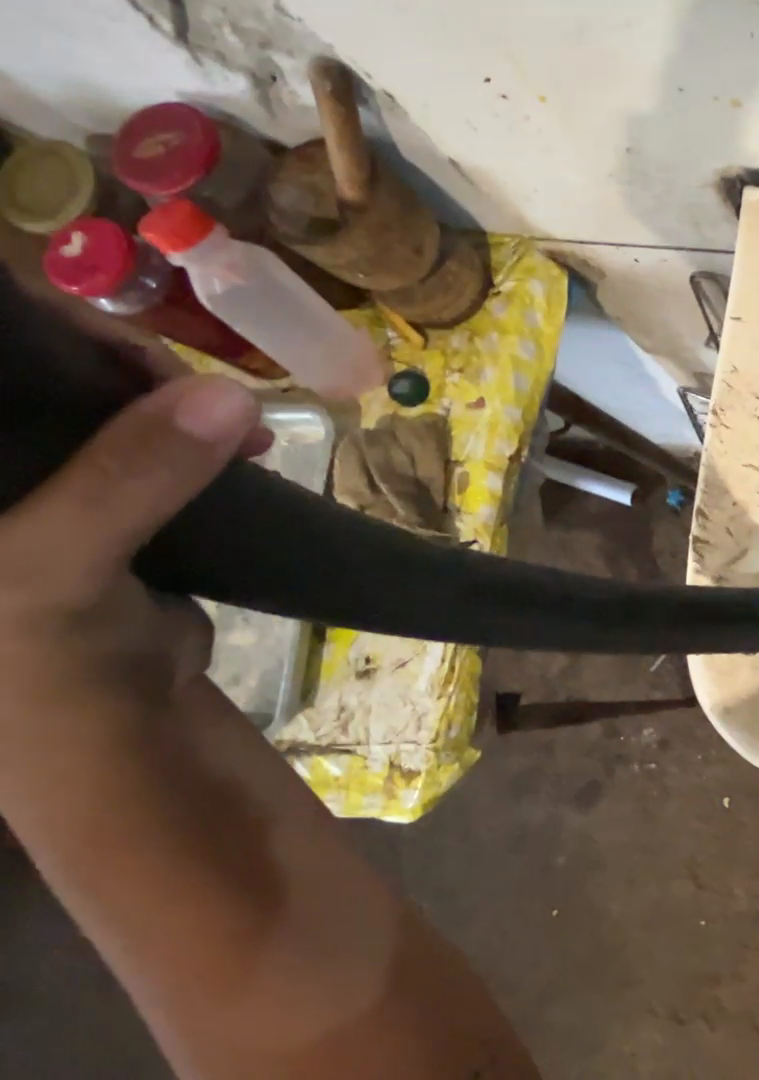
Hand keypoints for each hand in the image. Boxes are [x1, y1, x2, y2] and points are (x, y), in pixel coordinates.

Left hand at [0, 376, 260, 733]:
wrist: (113, 739)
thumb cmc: (33, 671)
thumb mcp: (56, 568)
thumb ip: (127, 476)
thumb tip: (229, 391)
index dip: (26, 330)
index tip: (109, 342)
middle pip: (25, 370)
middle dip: (105, 361)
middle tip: (184, 384)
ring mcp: (33, 486)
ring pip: (89, 400)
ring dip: (160, 395)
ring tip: (227, 413)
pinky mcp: (98, 504)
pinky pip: (139, 440)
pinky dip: (189, 430)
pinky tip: (237, 438)